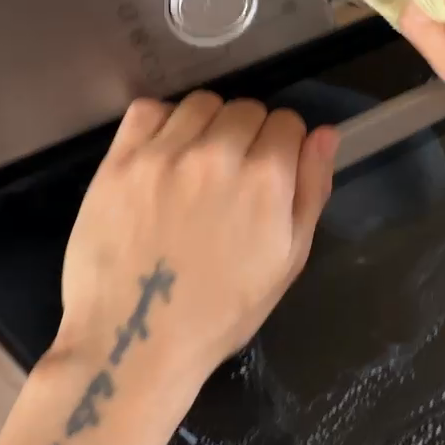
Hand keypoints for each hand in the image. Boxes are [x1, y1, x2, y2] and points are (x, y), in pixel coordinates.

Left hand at [56, 93, 337, 381]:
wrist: (135, 340)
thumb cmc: (224, 310)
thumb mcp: (289, 259)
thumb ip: (312, 190)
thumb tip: (325, 134)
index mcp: (267, 178)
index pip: (288, 121)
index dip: (286, 146)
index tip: (274, 173)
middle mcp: (218, 154)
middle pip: (248, 108)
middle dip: (251, 134)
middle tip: (236, 176)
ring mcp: (164, 155)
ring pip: (202, 104)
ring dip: (210, 125)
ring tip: (199, 164)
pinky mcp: (119, 162)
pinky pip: (149, 110)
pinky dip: (163, 122)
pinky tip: (165, 154)